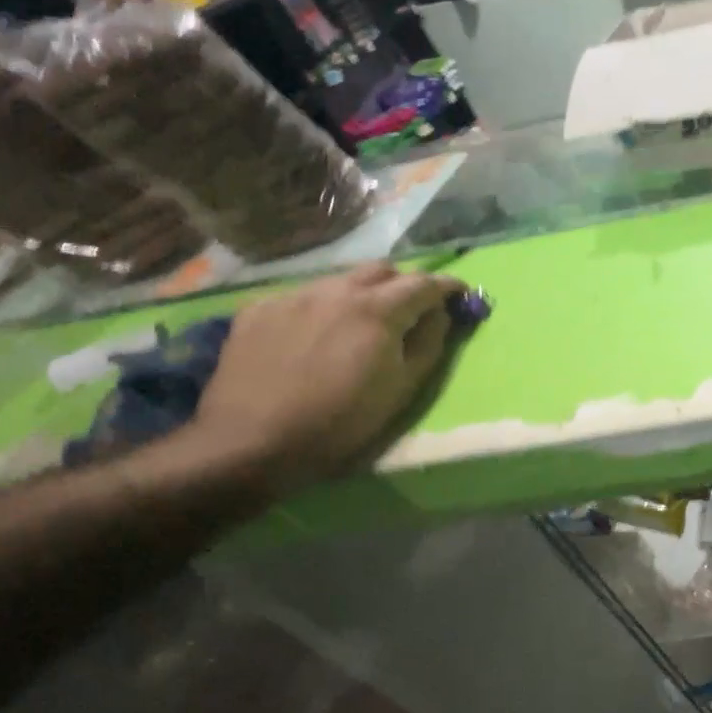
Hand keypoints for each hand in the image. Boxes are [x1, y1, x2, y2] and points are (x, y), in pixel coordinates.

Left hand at [187, 263, 466, 491]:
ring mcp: (291, 297)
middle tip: (410, 310)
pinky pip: (302, 296)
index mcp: (377, 310)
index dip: (448, 286)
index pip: (424, 282)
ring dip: (361, 294)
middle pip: (381, 269)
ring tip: (358, 324)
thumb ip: (430, 341)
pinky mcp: (257, 310)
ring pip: (339, 280)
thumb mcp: (404, 387)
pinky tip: (315, 337)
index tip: (460, 293)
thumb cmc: (342, 421)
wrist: (252, 442)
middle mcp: (334, 291)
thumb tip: (440, 313)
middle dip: (403, 284)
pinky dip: (321, 308)